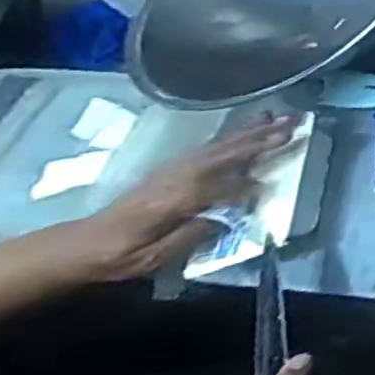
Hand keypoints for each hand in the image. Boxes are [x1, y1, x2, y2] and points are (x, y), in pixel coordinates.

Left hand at [36, 116, 299, 283]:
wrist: (81, 245)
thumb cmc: (119, 257)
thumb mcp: (153, 258)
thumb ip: (194, 234)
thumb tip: (231, 214)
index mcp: (172, 200)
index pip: (219, 188)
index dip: (245, 189)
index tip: (268, 188)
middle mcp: (177, 176)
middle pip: (226, 154)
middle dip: (261, 139)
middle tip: (294, 125)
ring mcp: (176, 167)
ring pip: (222, 144)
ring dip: (255, 130)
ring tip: (282, 116)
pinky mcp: (176, 165)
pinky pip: (213, 144)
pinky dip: (237, 132)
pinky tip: (253, 125)